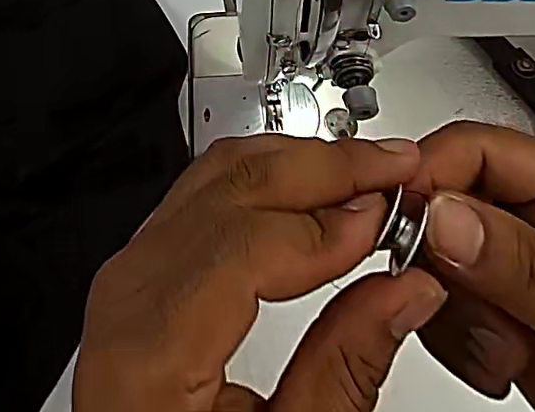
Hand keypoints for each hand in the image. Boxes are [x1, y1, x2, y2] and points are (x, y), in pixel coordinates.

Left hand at [76, 135, 448, 410]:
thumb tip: (405, 292)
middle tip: (390, 166)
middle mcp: (129, 288)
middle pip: (230, 185)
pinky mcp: (143, 261)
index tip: (387, 213)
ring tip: (362, 173)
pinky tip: (311, 191)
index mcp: (146, 345)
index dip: (324, 220)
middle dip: (321, 167)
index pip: (243, 241)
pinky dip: (267, 180)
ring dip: (296, 163)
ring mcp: (131, 267)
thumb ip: (343, 371)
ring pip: (217, 173)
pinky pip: (205, 192)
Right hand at [404, 122, 534, 411]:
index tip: (402, 217)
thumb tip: (446, 214)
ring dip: (446, 303)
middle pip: (437, 194)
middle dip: (434, 253)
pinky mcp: (492, 307)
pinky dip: (446, 332)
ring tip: (500, 348)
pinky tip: (497, 362)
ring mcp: (508, 264)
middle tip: (453, 298)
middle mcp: (532, 218)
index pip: (472, 147)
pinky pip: (431, 294)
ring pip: (426, 247)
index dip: (428, 173)